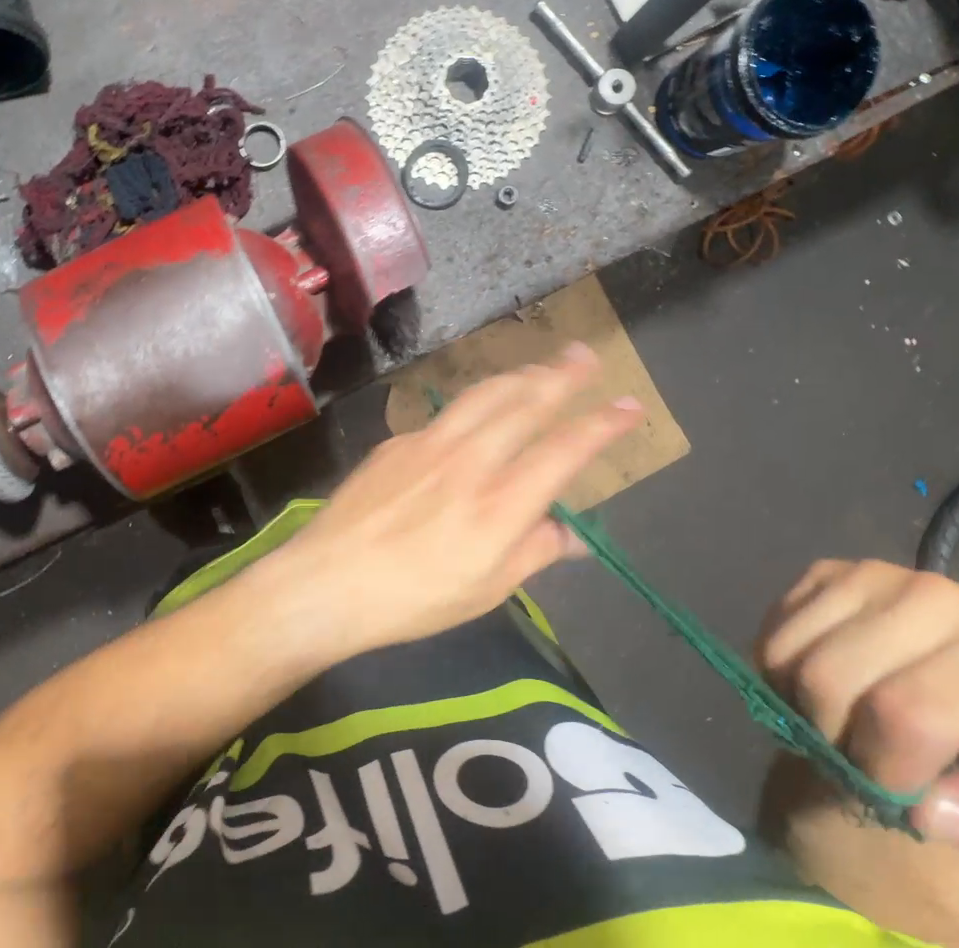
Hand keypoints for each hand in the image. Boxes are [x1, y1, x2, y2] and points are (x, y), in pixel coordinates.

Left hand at [263, 342, 642, 653]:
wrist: (327, 582)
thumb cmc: (412, 600)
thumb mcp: (485, 591)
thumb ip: (533, 554)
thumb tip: (570, 537)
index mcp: (501, 504)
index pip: (564, 451)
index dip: (603, 426)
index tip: (630, 408)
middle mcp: (470, 461)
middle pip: (525, 405)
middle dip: (562, 377)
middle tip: (585, 357)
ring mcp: (428, 445)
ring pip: (483, 396)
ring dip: (518, 377)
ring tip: (540, 368)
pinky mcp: (396, 445)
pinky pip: (445, 415)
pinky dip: (472, 404)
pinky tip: (474, 412)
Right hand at [757, 559, 958, 892]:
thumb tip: (930, 809)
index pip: (906, 714)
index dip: (885, 771)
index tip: (905, 795)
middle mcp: (943, 597)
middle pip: (830, 679)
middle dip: (833, 740)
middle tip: (866, 759)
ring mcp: (877, 576)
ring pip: (790, 655)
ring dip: (801, 709)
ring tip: (844, 727)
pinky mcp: (829, 573)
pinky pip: (771, 631)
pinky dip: (780, 677)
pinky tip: (824, 693)